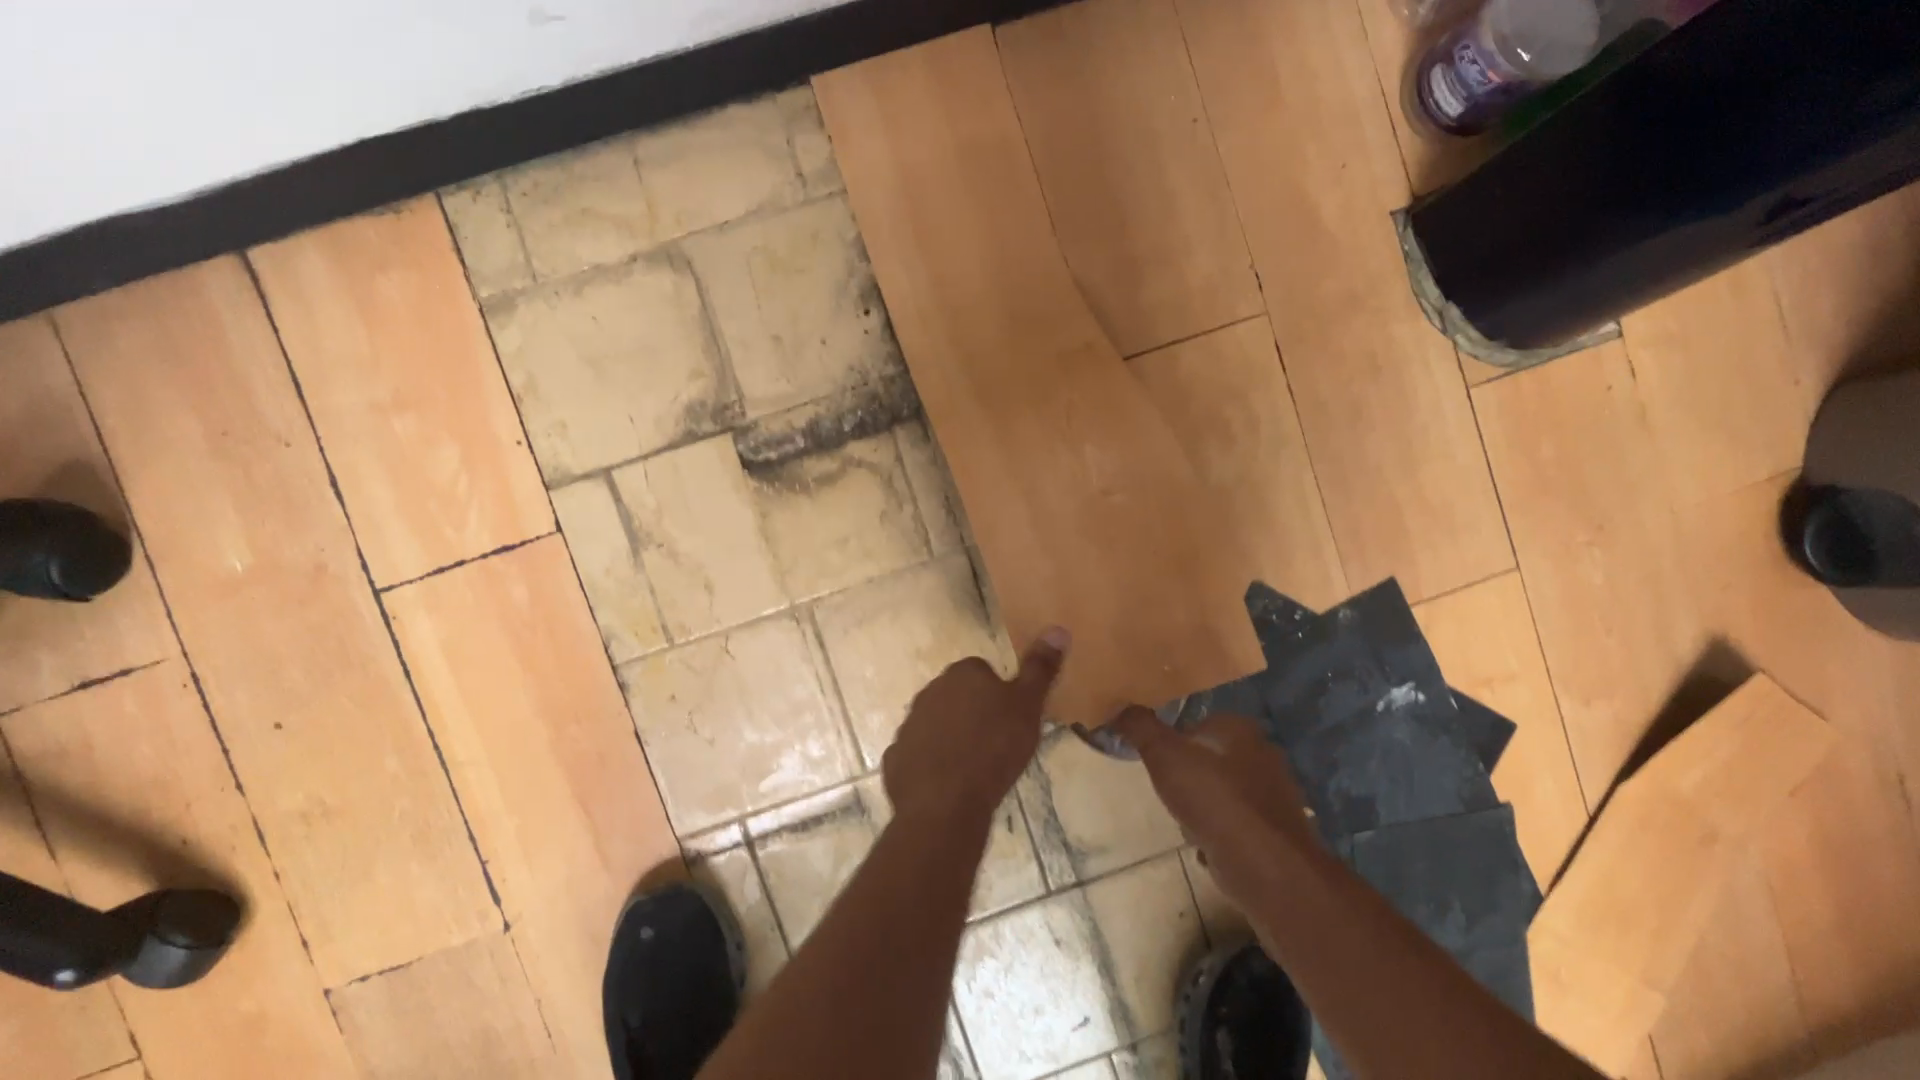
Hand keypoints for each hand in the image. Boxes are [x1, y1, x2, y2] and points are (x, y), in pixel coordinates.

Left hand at [882, 628, 1068, 827]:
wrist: (944, 801)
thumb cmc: (993, 748)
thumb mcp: (1028, 706)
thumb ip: (1040, 669)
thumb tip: (1057, 629)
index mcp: (962, 674)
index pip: (982, 671)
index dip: (999, 693)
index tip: (1011, 717)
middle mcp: (930, 691)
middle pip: (957, 696)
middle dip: (973, 713)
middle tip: (997, 743)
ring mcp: (909, 725)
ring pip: (936, 724)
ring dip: (952, 738)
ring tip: (976, 767)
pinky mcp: (896, 758)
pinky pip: (919, 755)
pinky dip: (932, 765)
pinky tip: (949, 785)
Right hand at [1108, 709, 1315, 907]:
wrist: (1265, 866)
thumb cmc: (1214, 800)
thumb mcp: (1164, 755)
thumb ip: (1141, 728)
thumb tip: (1121, 708)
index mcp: (1241, 730)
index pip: (1202, 723)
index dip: (1175, 740)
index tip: (1155, 759)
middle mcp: (1264, 757)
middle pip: (1213, 760)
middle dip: (1190, 777)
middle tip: (1167, 792)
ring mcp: (1274, 797)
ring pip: (1225, 794)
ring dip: (1204, 808)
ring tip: (1184, 822)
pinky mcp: (1276, 834)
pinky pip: (1237, 827)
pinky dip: (1221, 835)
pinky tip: (1206, 847)